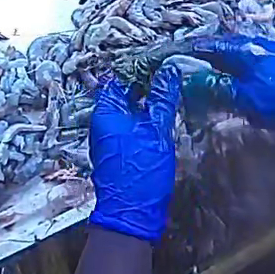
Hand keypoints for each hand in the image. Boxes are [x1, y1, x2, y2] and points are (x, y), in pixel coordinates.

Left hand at [86, 65, 182, 242]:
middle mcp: (103, 121)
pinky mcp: (119, 148)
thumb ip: (162, 98)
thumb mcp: (156, 131)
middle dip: (146, 81)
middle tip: (171, 71)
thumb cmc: (140, 172)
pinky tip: (163, 112)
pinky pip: (131, 122)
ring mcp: (110, 135)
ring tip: (171, 87)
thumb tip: (169, 70)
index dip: (141, 67)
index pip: (120, 77)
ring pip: (129, 107)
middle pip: (124, 91)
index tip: (162, 60)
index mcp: (105, 111)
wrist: (132, 214)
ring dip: (147, 98)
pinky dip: (145, 115)